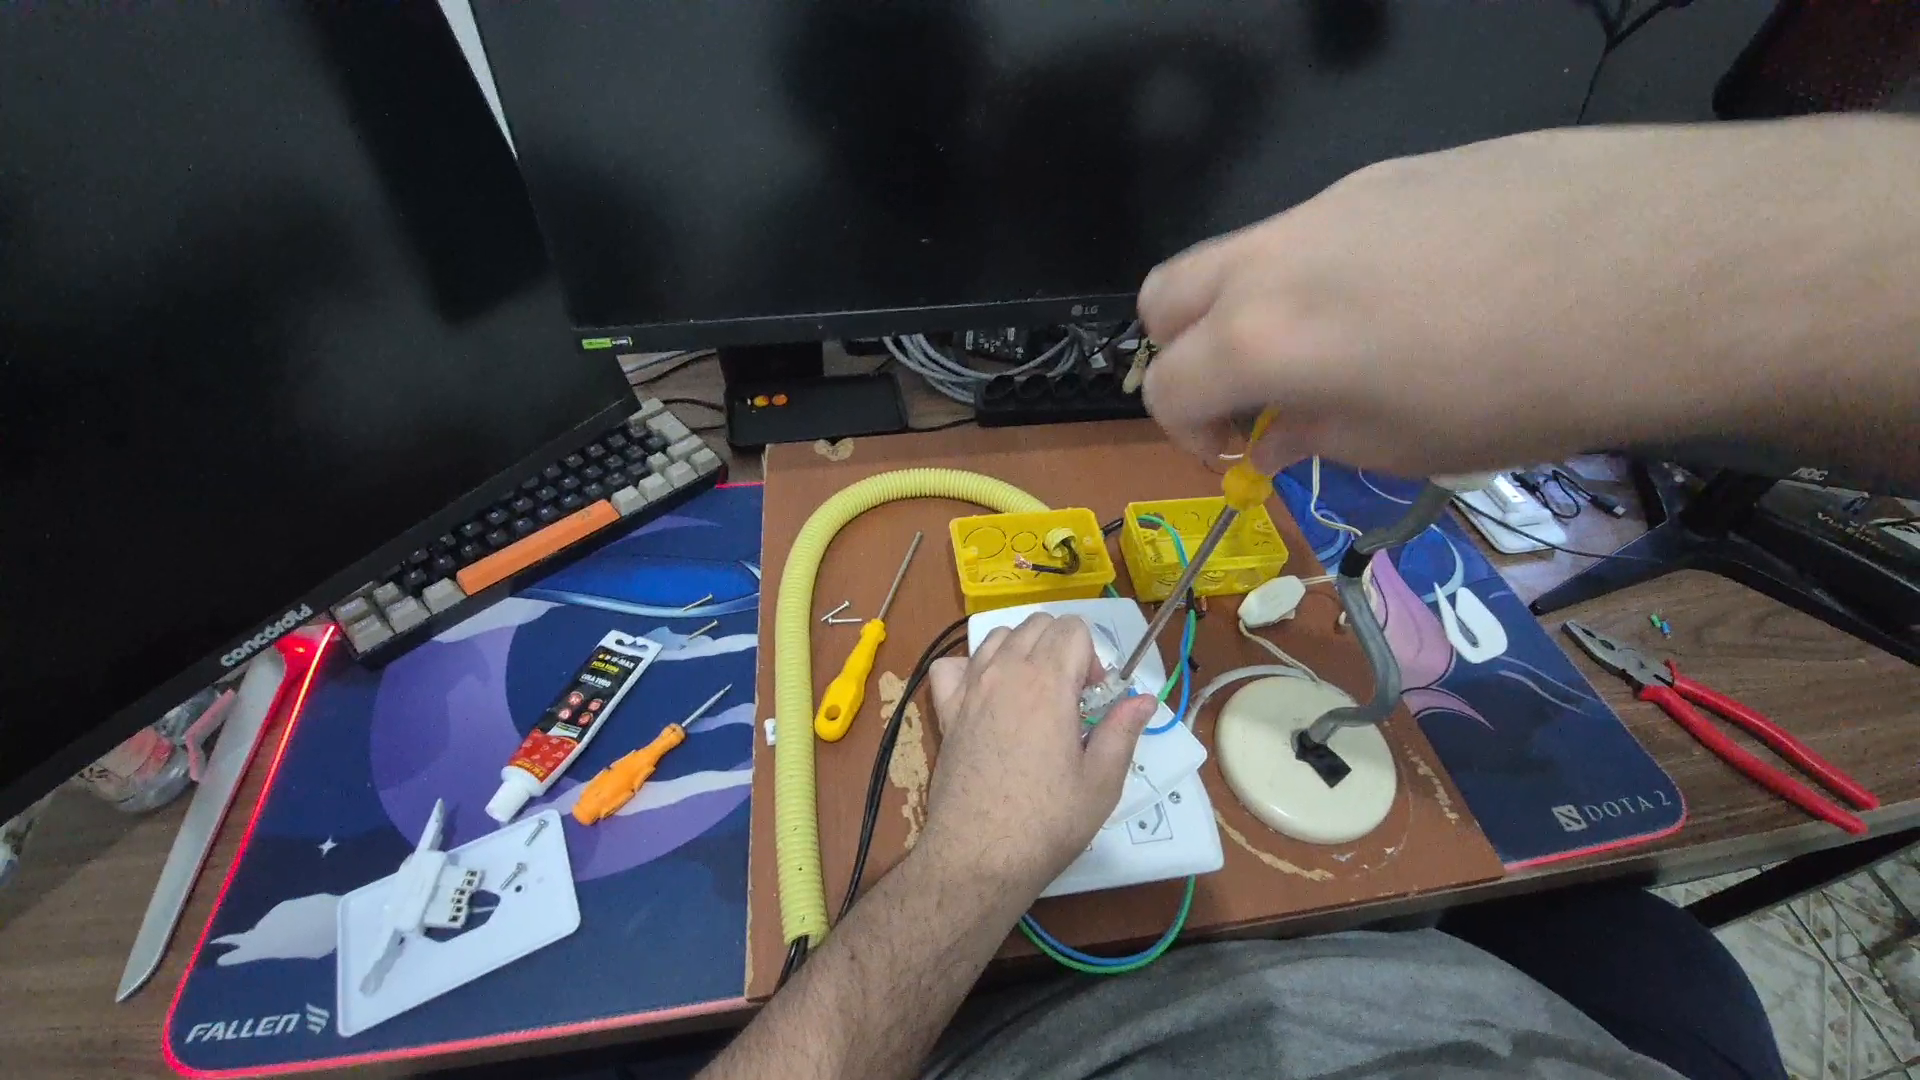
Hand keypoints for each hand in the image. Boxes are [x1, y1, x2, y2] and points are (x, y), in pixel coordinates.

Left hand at [920, 614, 1155, 895]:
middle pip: (1037, 624)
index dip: (1092, 656)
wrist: (979, 855)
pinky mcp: (946, 710)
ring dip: (1021, 651)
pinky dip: (970, 668)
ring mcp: (969, 688)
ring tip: (1034, 695)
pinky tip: (986, 696)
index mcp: (1047, 682)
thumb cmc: (1047, 822)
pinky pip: (952, 666)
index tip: (1094, 698)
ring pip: (997, 636)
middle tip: (1071, 698)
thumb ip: (1122, 730)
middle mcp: (1005, 672)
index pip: (1073, 628)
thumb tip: (1143, 699)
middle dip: (1061, 647)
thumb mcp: (1101, 782)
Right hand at [1137, 117, 1915, 477]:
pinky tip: (1406, 296)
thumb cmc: (1517, 391)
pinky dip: (1318, 275)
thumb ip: (1309, 436)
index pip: (1163, 387)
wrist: (1677, 269)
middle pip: (1163, 300)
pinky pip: (1315, 231)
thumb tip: (1272, 435)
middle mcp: (1269, 261)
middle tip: (1247, 392)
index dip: (1185, 434)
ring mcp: (1326, 205)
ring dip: (1247, 312)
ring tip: (1332, 348)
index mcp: (1256, 339)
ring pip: (1236, 258)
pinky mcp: (1388, 174)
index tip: (1237, 451)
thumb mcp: (1396, 447)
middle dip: (1181, 355)